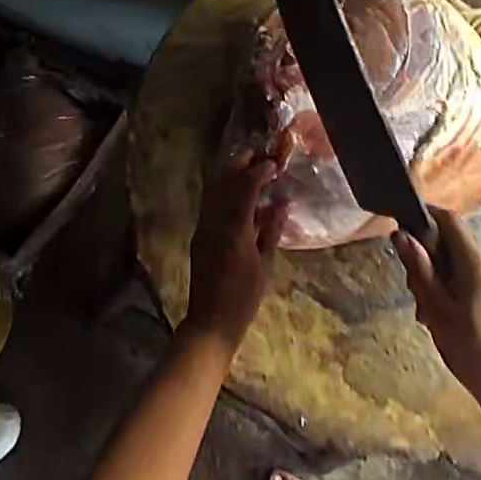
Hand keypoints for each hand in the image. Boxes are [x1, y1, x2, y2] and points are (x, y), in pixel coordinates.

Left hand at [184, 150, 288, 350]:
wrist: (210, 322)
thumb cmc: (244, 297)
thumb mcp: (265, 264)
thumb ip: (272, 230)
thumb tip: (281, 202)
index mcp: (235, 230)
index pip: (245, 188)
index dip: (260, 171)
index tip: (274, 164)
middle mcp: (215, 223)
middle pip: (224, 182)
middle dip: (240, 164)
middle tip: (258, 157)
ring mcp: (203, 228)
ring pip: (213, 190)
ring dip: (230, 175)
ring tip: (248, 168)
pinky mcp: (199, 236)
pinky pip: (210, 204)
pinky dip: (224, 192)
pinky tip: (238, 196)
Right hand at [393, 208, 480, 418]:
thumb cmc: (473, 351)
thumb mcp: (438, 311)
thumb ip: (421, 271)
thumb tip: (402, 235)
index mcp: (475, 264)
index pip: (450, 221)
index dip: (426, 215)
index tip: (402, 226)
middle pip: (453, 246)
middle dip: (428, 259)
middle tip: (414, 293)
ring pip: (460, 267)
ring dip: (438, 281)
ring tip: (428, 317)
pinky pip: (471, 283)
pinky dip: (452, 293)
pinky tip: (446, 324)